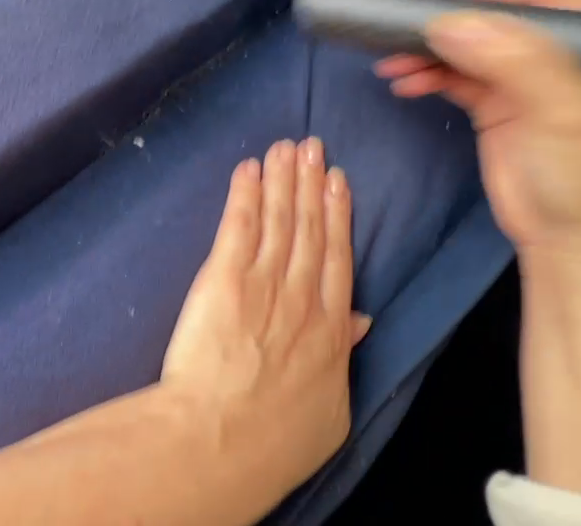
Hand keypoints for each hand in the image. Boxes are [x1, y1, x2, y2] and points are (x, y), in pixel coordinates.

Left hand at [162, 138, 369, 505]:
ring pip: (278, 220)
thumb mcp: (329, 407)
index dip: (337, 216)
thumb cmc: (275, 436)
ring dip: (283, 180)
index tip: (339, 181)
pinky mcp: (223, 276)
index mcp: (330, 328)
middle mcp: (301, 296)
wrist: (222, 436)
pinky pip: (238, 226)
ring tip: (287, 147)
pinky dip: (245, 194)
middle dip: (310, 184)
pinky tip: (249, 168)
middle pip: (308, 229)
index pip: (336, 258)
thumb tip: (357, 321)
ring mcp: (263, 283)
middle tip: (312, 145)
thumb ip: (342, 356)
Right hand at [374, 0, 580, 263]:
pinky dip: (426, 74)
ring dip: (427, 48)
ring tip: (388, 60)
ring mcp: (532, 87)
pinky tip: (401, 82)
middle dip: (446, 16)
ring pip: (471, 47)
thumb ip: (518, 62)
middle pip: (500, 18)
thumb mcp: (571, 118)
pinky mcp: (501, 112)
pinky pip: (456, 78)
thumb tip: (447, 22)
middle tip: (394, 15)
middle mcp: (566, 61)